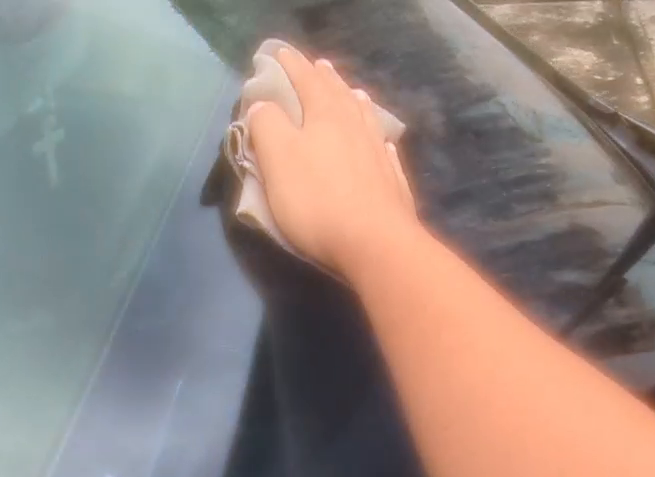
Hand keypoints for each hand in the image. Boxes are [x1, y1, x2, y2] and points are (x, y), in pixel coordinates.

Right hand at [244, 46, 417, 276]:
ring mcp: (378, 151)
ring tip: (350, 94)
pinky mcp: (392, 181)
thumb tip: (262, 105)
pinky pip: (383, 149)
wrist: (372, 243)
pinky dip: (377, 138)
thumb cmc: (316, 201)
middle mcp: (354, 125)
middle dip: (323, 78)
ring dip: (353, 101)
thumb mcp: (278, 160)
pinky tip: (381, 141)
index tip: (279, 55)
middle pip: (337, 93)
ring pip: (364, 116)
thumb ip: (266, 127)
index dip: (290, 66)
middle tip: (317, 67)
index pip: (304, 80)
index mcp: (324, 115)